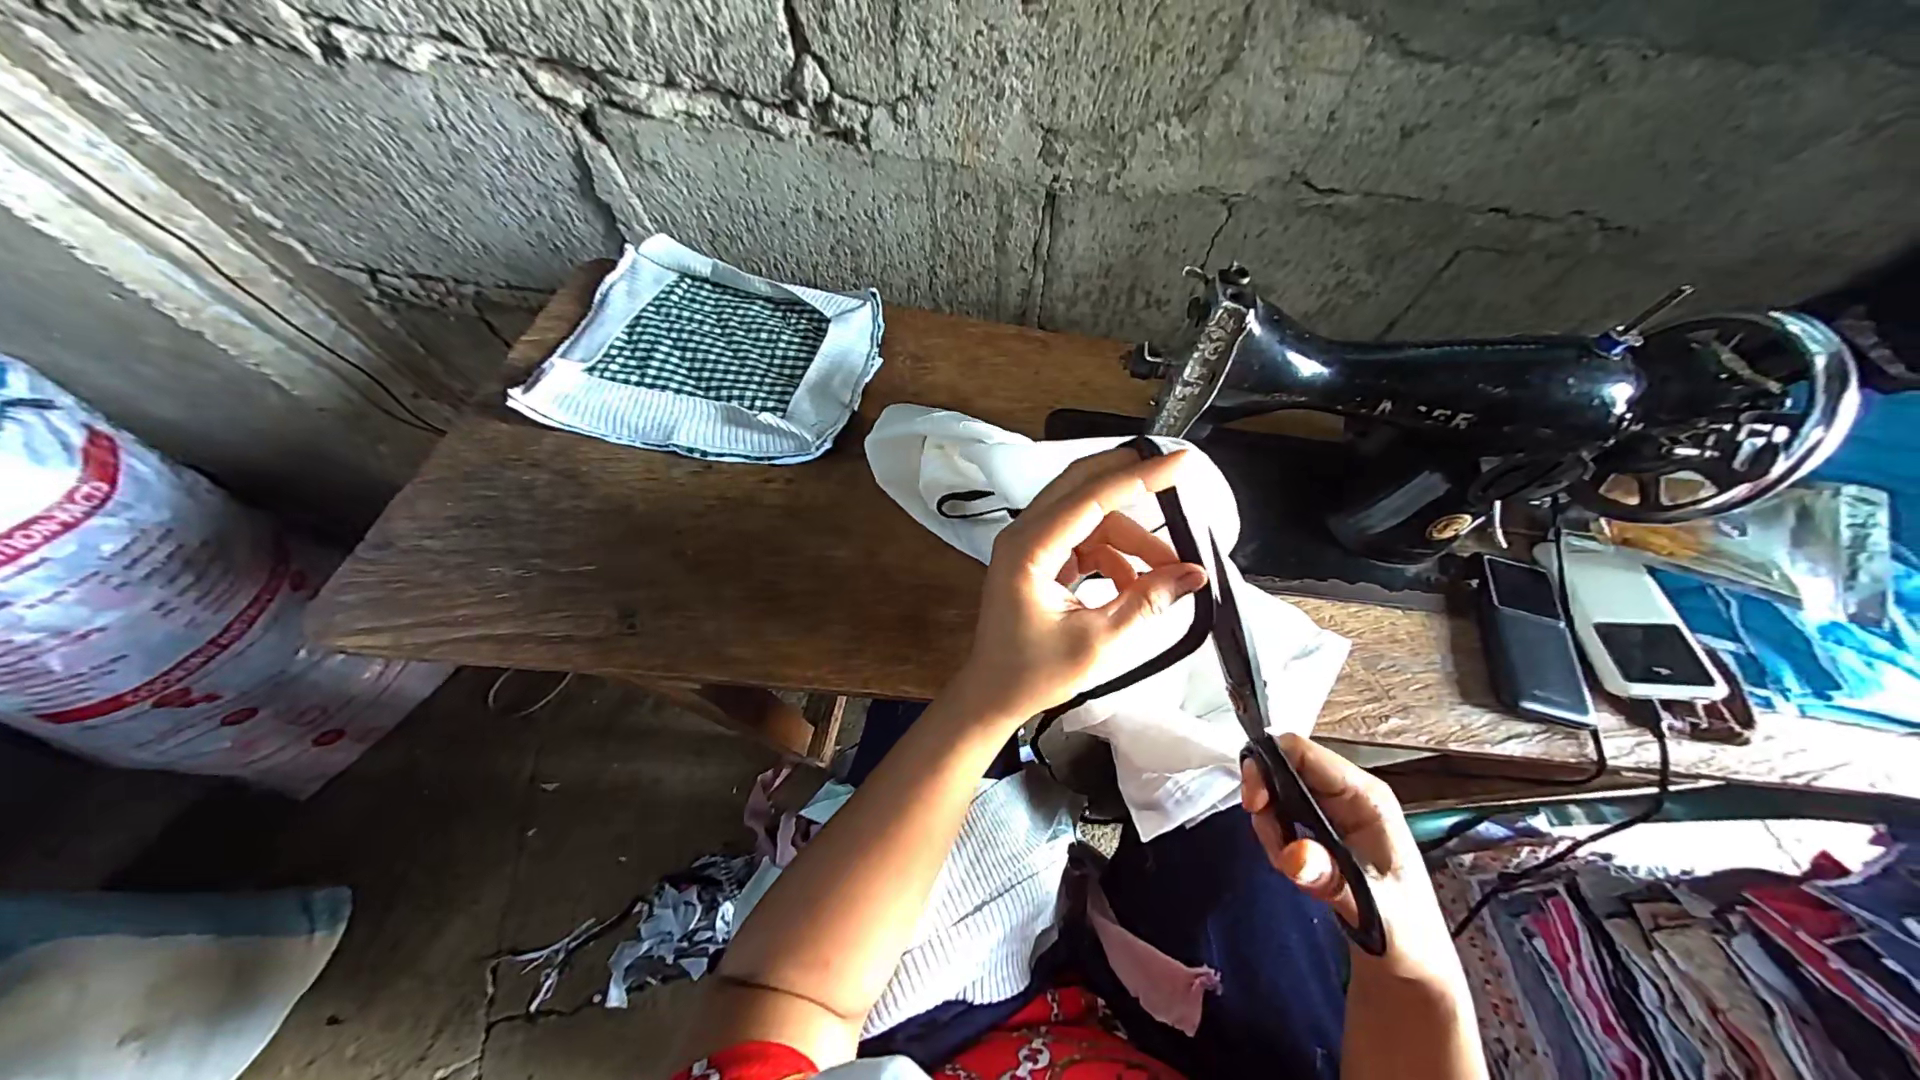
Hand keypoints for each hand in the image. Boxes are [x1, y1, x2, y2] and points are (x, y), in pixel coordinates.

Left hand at [950, 446, 1207, 722]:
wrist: (994, 693)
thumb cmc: (1030, 673)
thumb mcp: (1098, 642)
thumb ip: (1146, 603)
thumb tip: (1189, 575)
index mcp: (1029, 549)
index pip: (1091, 495)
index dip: (1140, 477)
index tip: (1180, 464)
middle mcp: (1024, 536)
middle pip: (1083, 486)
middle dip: (1132, 480)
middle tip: (1177, 477)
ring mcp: (1030, 545)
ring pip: (1091, 516)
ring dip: (1131, 537)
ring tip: (1164, 572)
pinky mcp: (1040, 558)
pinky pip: (1085, 539)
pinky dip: (1115, 554)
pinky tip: (1134, 585)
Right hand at [1240, 735, 1468, 995]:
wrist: (1410, 965)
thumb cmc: (1405, 934)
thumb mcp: (1373, 909)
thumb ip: (1331, 879)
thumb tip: (1295, 854)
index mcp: (1366, 797)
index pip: (1301, 751)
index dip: (1267, 765)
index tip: (1255, 803)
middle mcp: (1346, 794)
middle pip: (1283, 765)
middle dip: (1265, 799)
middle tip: (1271, 838)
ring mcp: (1332, 809)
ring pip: (1276, 789)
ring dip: (1268, 823)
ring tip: (1286, 862)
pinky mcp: (1318, 826)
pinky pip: (1279, 812)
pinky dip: (1273, 834)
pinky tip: (1290, 863)